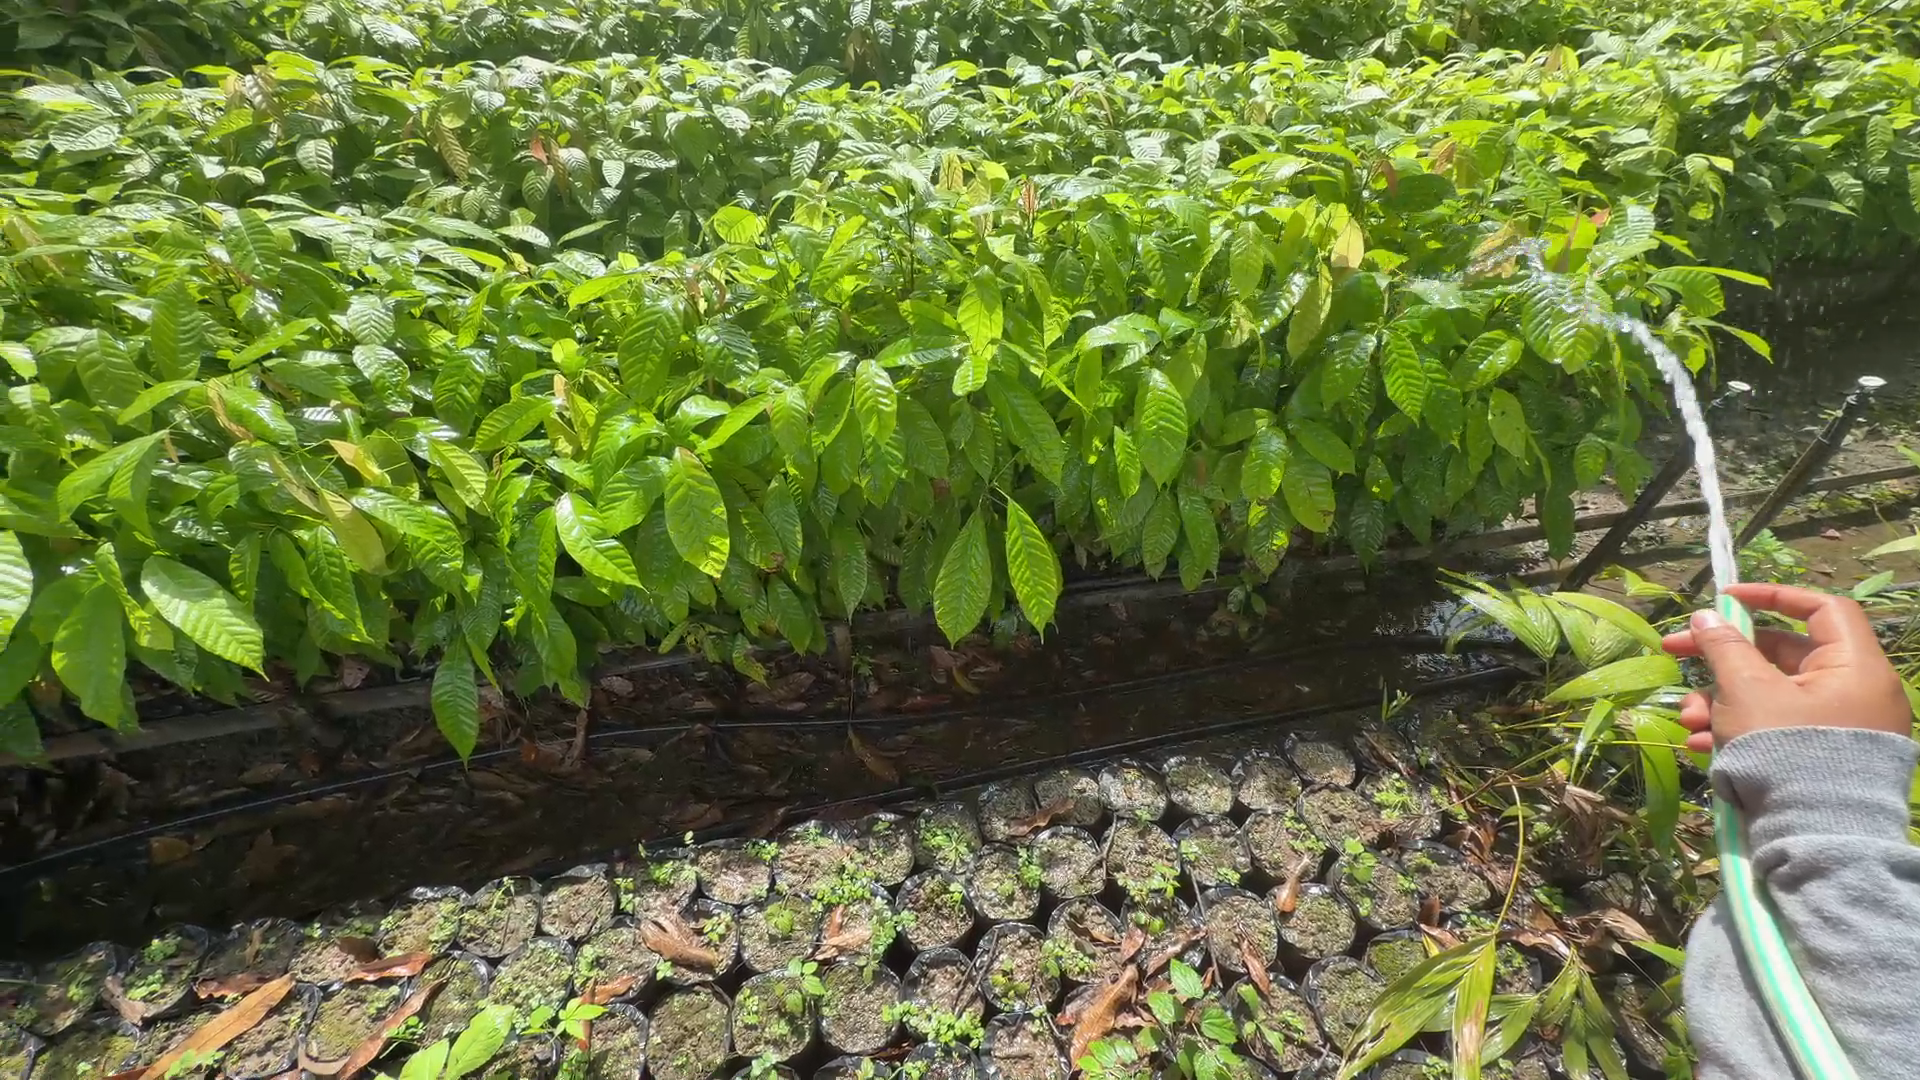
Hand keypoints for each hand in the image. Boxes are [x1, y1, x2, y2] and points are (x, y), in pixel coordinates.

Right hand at [1659, 582, 1911, 753]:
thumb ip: (1724, 647)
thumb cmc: (1786, 744)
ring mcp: (1836, 721)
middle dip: (1719, 657)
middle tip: (1671, 651)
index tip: (1723, 599)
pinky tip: (1702, 741)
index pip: (1822, 610)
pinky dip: (1733, 724)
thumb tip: (1707, 617)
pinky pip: (1770, 721)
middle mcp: (1853, 690)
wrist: (1815, 825)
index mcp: (1854, 668)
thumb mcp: (1745, 688)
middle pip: (1778, 652)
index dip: (1772, 596)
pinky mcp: (1817, 747)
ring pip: (1765, 690)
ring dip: (1717, 698)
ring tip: (1689, 719)